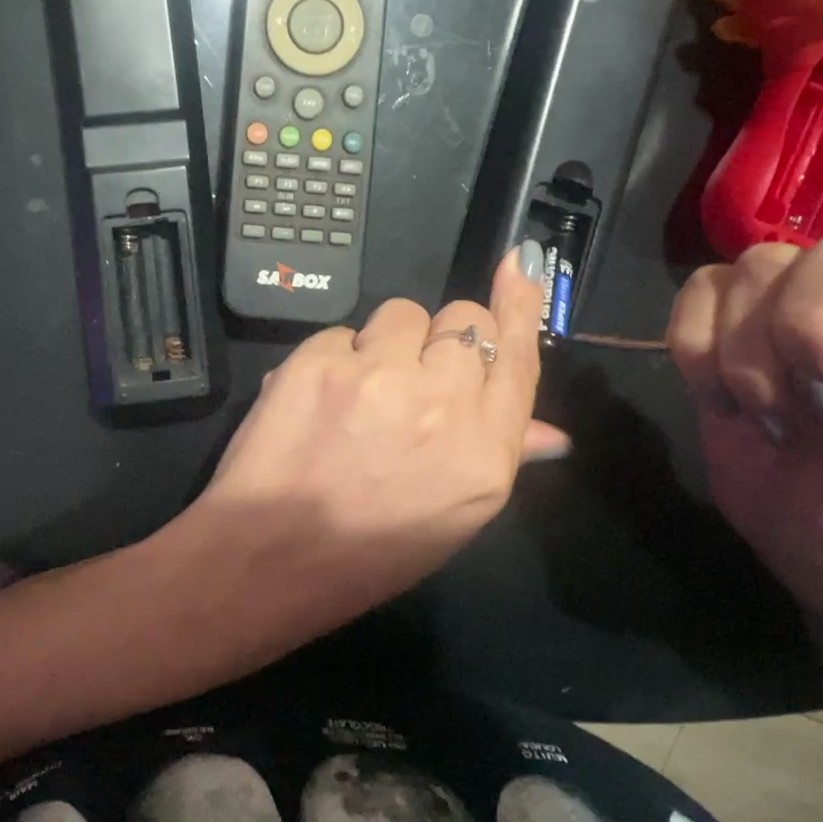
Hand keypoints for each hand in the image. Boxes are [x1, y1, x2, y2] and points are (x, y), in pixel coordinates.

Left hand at [165, 244, 568, 631]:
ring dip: (386, 340)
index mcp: (486, 451)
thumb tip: (549, 432)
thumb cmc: (370, 552)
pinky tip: (318, 399)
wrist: (272, 557)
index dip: (519, 305)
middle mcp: (442, 403)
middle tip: (409, 372)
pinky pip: (342, 332)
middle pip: (462, 319)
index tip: (516, 264)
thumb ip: (502, 457)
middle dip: (440, 336)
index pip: (518, 357)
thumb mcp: (454, 519)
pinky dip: (334, 357)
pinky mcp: (320, 360)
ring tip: (359, 389)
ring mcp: (379, 376)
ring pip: (400, 312)